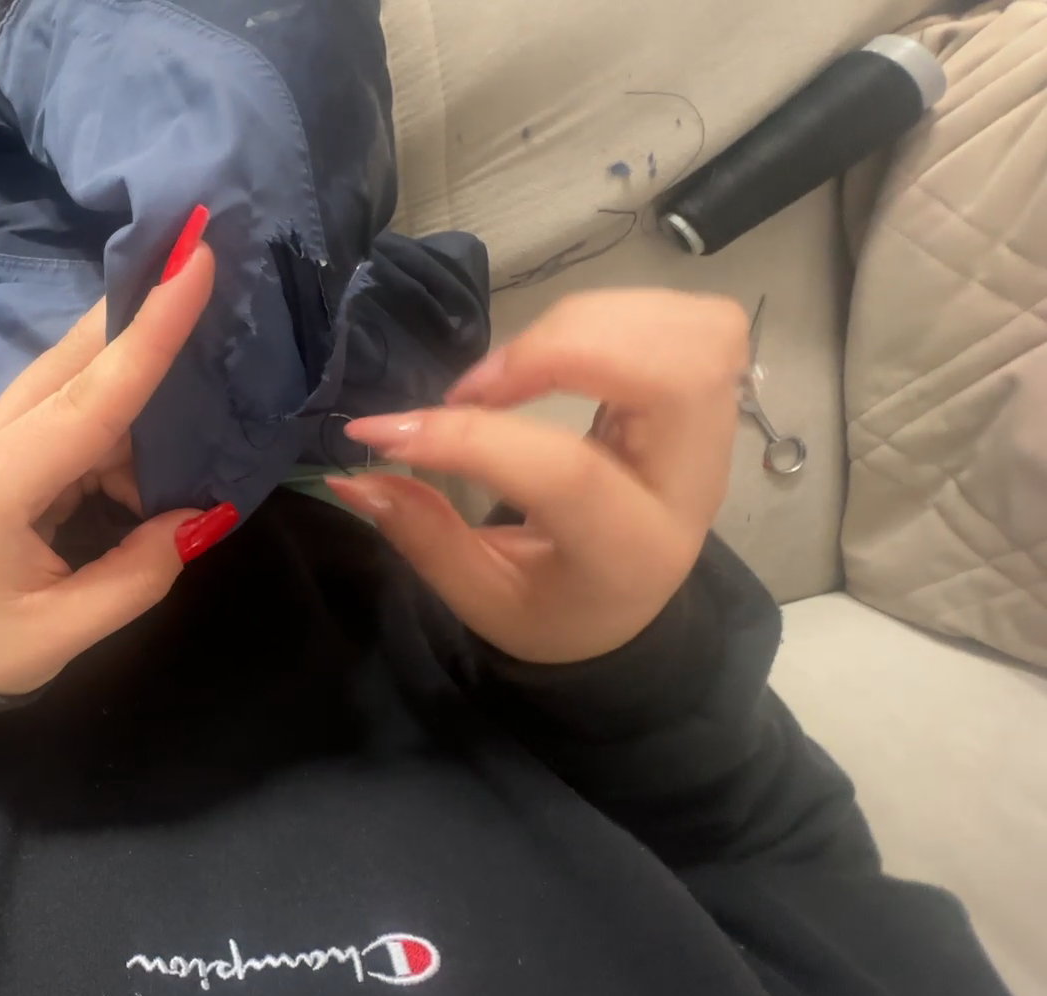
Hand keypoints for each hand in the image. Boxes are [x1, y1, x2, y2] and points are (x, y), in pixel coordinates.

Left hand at [0, 209, 237, 695]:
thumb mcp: (63, 631)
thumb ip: (138, 574)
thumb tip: (202, 515)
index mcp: (2, 485)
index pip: (90, 398)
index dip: (150, 332)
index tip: (196, 260)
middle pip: (78, 361)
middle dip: (143, 313)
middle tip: (210, 267)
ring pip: (79, 381)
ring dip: (141, 377)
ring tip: (209, 379)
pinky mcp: (9, 451)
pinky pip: (76, 414)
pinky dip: (125, 420)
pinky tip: (164, 442)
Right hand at [327, 290, 747, 664]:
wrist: (626, 610)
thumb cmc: (546, 609)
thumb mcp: (475, 593)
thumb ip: (419, 534)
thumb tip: (350, 477)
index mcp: (628, 550)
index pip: (563, 472)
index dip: (464, 438)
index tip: (378, 432)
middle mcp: (691, 482)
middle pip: (674, 370)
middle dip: (555, 351)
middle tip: (473, 390)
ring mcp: (711, 433)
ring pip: (695, 330)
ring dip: (583, 327)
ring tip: (505, 374)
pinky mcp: (704, 400)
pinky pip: (690, 324)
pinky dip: (611, 319)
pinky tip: (551, 355)